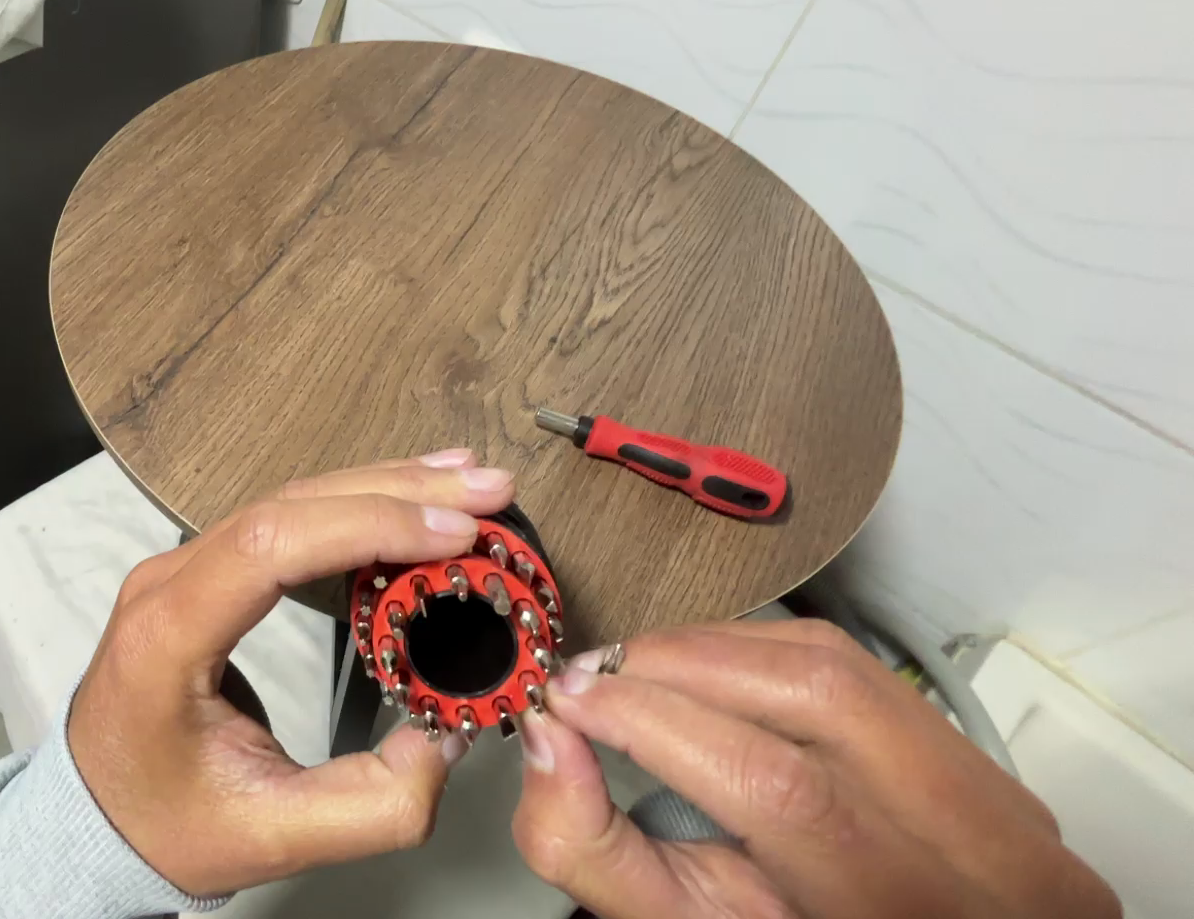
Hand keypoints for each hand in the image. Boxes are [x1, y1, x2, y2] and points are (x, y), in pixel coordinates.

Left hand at [68, 450, 517, 895]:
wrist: (95, 804)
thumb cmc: (163, 818)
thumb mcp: (268, 833)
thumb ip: (370, 803)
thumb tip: (448, 739)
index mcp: (169, 635)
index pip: (267, 546)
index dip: (364, 525)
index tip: (453, 532)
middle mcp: (170, 580)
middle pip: (287, 507)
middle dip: (394, 491)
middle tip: (486, 487)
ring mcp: (184, 565)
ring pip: (289, 500)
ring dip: (380, 485)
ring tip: (461, 477)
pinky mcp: (206, 567)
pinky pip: (283, 518)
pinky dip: (351, 503)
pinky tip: (402, 493)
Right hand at [512, 620, 1119, 917]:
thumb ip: (591, 845)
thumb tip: (548, 733)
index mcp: (902, 912)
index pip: (780, 788)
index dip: (654, 723)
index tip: (566, 698)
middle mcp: (984, 849)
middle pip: (816, 697)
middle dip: (674, 666)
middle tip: (590, 677)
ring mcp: (985, 786)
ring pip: (828, 657)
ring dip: (702, 645)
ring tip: (631, 670)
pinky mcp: (954, 738)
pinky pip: (837, 653)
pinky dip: (741, 643)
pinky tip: (692, 668)